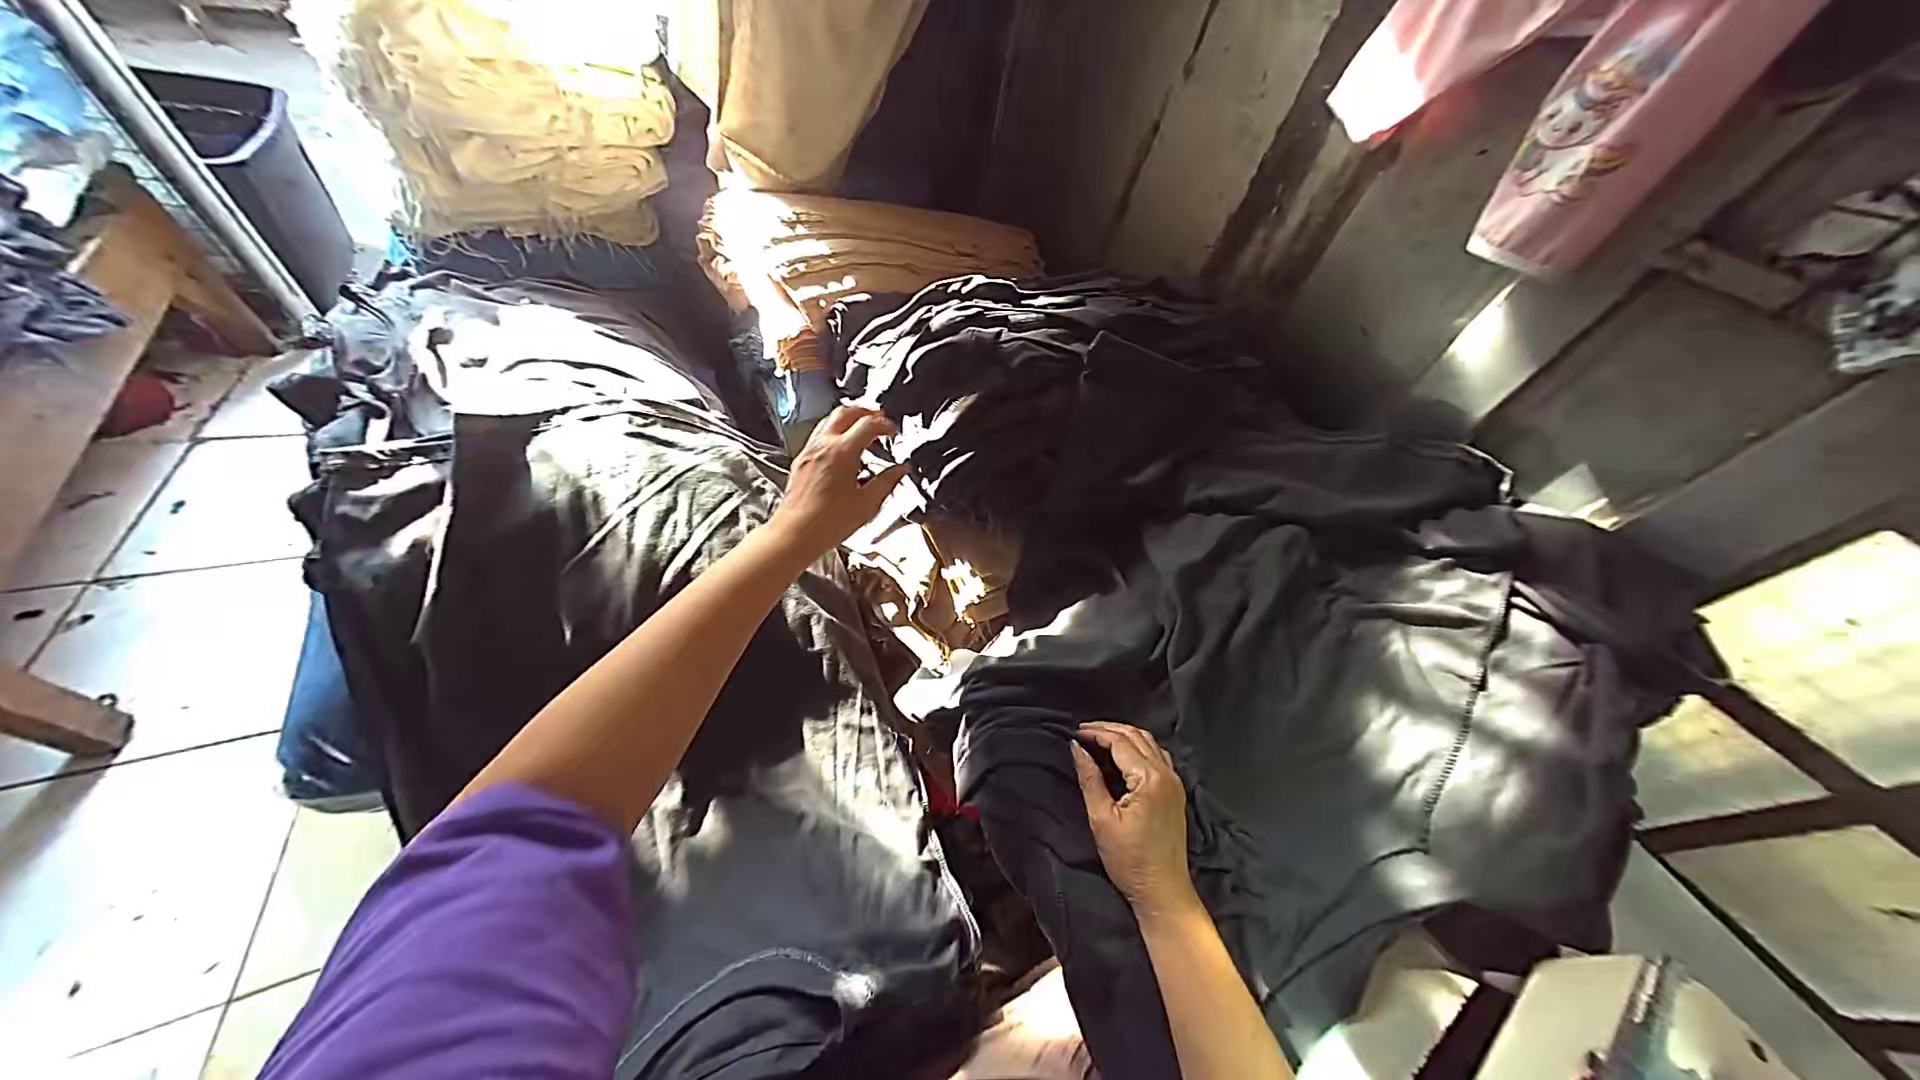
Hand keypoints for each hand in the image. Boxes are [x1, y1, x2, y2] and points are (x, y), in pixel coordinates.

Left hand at [767, 405, 908, 563]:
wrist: (795, 534)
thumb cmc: (826, 523)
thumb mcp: (867, 504)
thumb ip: (887, 482)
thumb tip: (900, 470)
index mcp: (842, 452)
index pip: (868, 423)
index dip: (885, 424)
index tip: (893, 431)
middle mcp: (823, 446)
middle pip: (846, 411)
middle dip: (866, 411)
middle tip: (880, 420)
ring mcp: (809, 451)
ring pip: (830, 420)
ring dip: (849, 419)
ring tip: (864, 431)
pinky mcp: (801, 461)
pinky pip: (820, 435)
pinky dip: (836, 433)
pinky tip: (845, 450)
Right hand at [1071, 722, 1197, 919]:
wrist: (1162, 891)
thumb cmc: (1130, 860)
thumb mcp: (1101, 819)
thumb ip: (1090, 779)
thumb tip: (1077, 748)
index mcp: (1150, 779)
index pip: (1120, 742)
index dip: (1096, 733)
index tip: (1075, 733)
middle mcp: (1167, 775)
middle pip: (1137, 736)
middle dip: (1109, 729)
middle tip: (1084, 730)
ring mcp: (1175, 783)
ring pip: (1149, 743)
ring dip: (1125, 735)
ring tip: (1100, 738)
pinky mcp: (1175, 793)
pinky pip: (1158, 756)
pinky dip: (1139, 747)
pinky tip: (1124, 755)